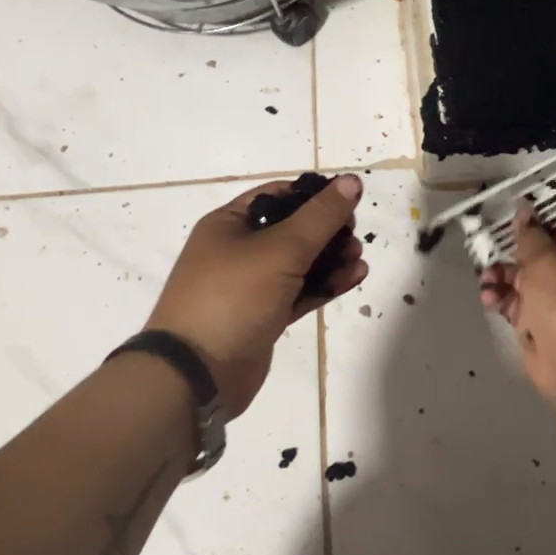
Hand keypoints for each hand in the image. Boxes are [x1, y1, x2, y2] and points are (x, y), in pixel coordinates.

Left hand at [147, 174, 368, 417]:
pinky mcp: (262, 318)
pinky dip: (324, 285)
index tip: (348, 202)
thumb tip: (352, 180)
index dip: (313, 195)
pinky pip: (298, 293)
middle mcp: (236, 251)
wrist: (197, 374)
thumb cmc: (233, 297)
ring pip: (298, 264)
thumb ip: (320, 216)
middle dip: (327, 231)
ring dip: (330, 259)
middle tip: (355, 236)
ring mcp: (249, 287)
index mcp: (228, 224)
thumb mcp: (281, 249)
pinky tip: (353, 278)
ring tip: (358, 259)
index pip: (277, 196)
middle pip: (291, 230)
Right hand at [479, 203, 555, 408]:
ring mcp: (544, 299)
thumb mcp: (545, 262)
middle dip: (505, 249)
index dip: (530, 218)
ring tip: (485, 280)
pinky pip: (509, 301)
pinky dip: (497, 297)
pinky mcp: (529, 321)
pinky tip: (489, 299)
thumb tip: (524, 209)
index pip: (552, 228)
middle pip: (529, 253)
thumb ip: (531, 235)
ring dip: (497, 274)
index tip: (504, 210)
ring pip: (515, 277)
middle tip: (483, 246)